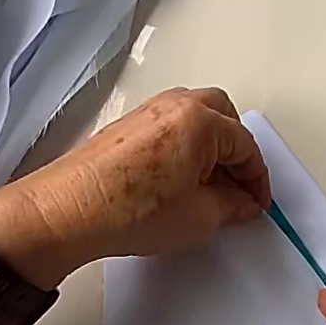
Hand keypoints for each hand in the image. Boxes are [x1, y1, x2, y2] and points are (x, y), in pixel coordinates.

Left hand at [0, 87, 269, 288]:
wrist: (67, 211)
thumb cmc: (124, 209)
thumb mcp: (198, 217)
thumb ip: (230, 207)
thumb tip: (239, 203)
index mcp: (200, 120)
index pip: (245, 145)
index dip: (257, 179)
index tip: (257, 202)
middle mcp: (173, 107)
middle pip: (222, 119)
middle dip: (235, 152)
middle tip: (235, 188)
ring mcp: (144, 114)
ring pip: (193, 119)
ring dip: (207, 147)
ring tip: (204, 188)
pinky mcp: (123, 127)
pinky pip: (166, 128)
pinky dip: (181, 148)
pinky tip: (174, 181)